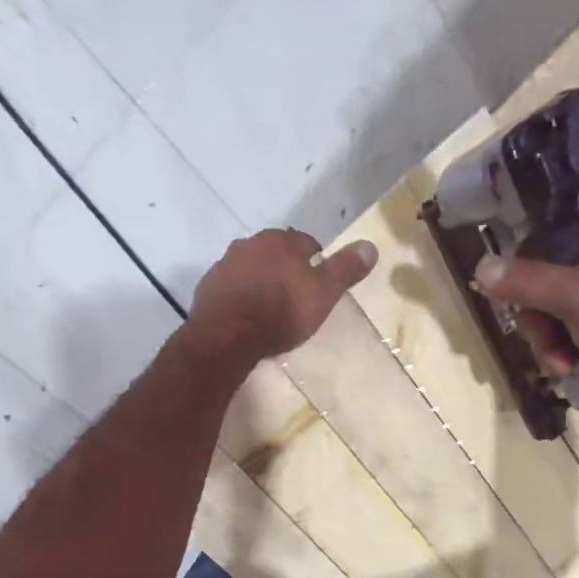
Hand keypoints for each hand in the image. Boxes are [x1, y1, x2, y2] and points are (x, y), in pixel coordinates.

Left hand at [189, 230, 378, 362]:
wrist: (228, 336)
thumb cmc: (282, 313)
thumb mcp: (323, 293)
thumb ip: (345, 269)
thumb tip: (370, 245)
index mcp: (282, 241)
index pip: (307, 243)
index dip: (316, 263)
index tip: (318, 285)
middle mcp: (251, 243)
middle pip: (276, 253)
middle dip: (286, 270)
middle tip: (295, 298)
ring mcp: (225, 264)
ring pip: (251, 268)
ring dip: (261, 281)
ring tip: (269, 309)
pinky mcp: (208, 287)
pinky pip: (231, 287)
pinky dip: (240, 296)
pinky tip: (246, 317)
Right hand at [472, 205, 578, 394]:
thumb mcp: (575, 297)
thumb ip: (525, 281)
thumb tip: (479, 266)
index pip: (541, 245)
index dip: (524, 283)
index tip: (525, 313)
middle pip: (547, 286)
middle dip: (543, 327)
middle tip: (551, 350)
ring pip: (561, 315)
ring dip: (555, 347)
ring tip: (569, 368)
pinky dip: (576, 352)